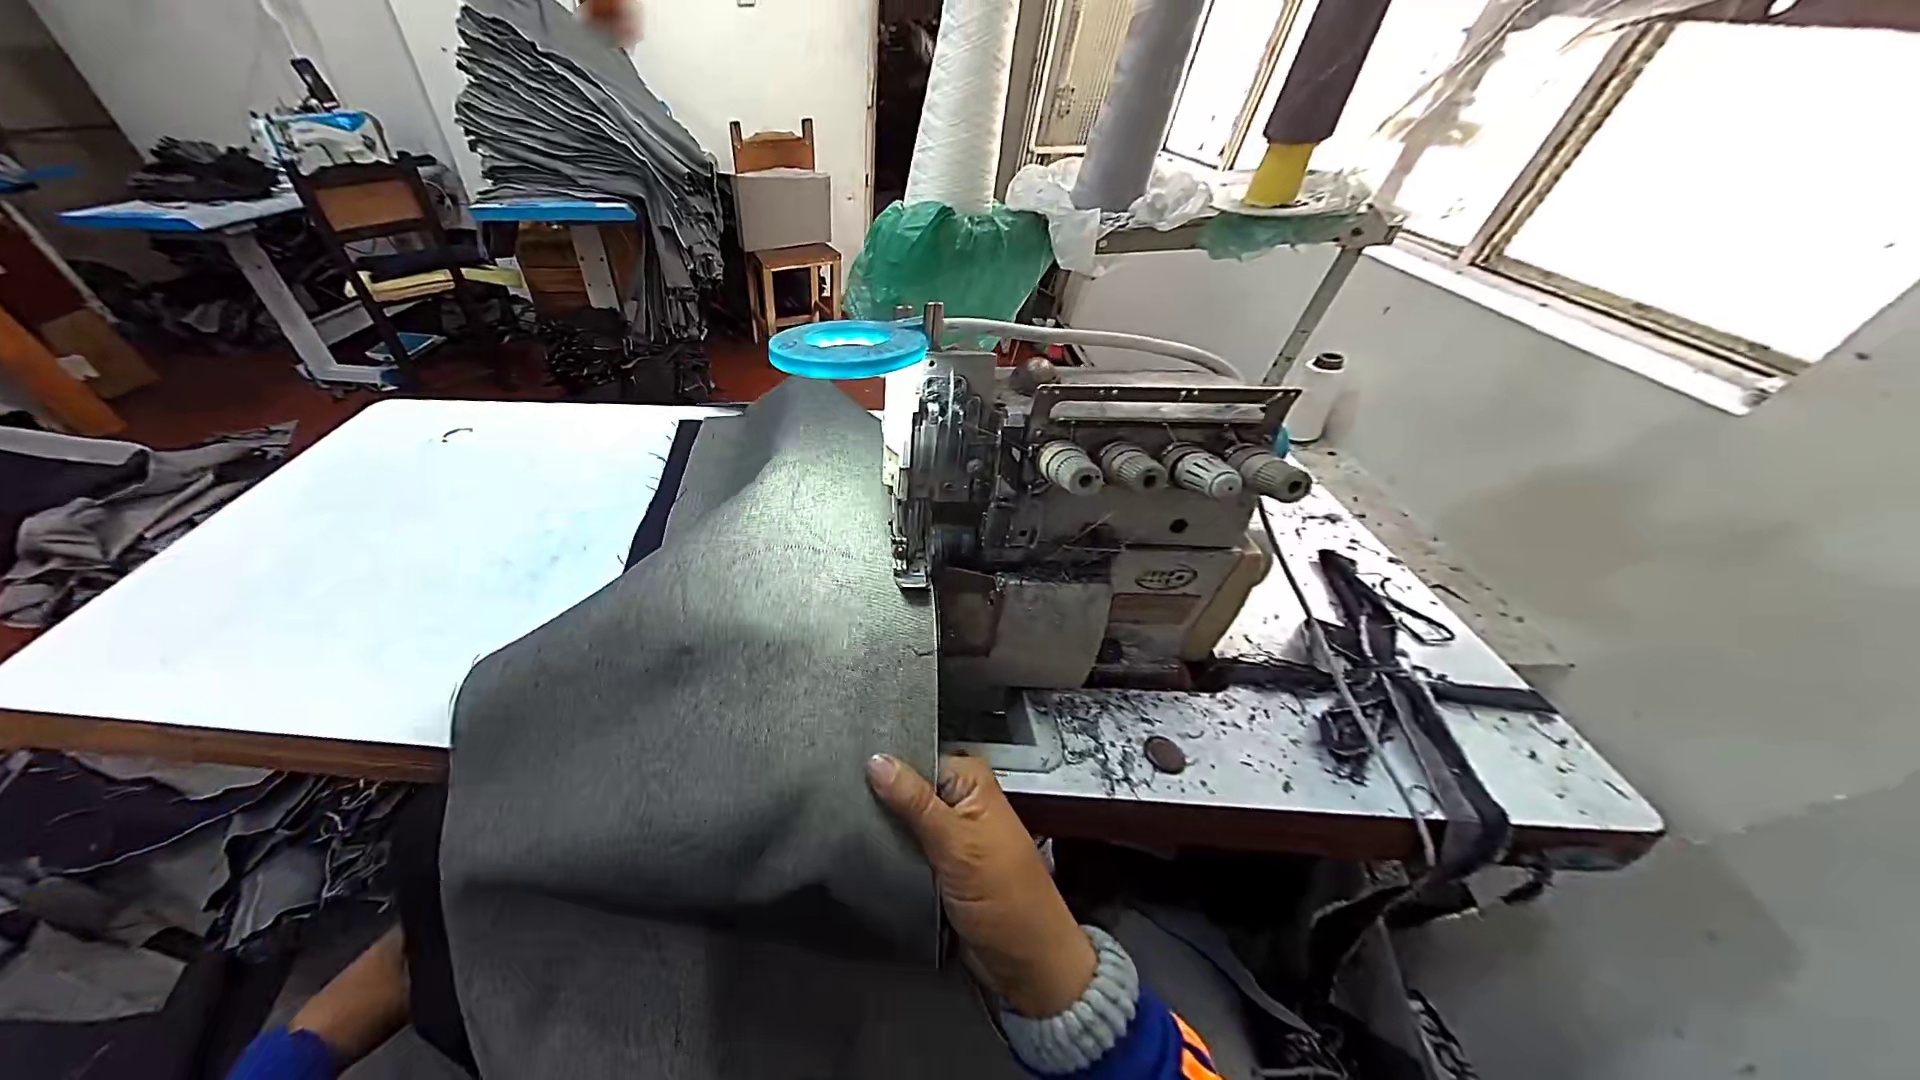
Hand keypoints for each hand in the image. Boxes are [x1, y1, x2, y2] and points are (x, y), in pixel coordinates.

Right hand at [867, 753, 1096, 1016]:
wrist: (1025, 963)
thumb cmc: (1008, 897)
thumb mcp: (957, 843)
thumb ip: (916, 801)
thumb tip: (878, 762)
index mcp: (971, 781)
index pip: (918, 757)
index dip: (886, 764)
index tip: (850, 768)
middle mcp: (959, 803)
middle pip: (906, 788)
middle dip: (880, 798)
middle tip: (842, 802)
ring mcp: (947, 836)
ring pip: (901, 821)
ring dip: (880, 829)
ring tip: (846, 827)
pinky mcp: (936, 866)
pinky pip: (903, 850)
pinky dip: (886, 853)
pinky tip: (863, 852)